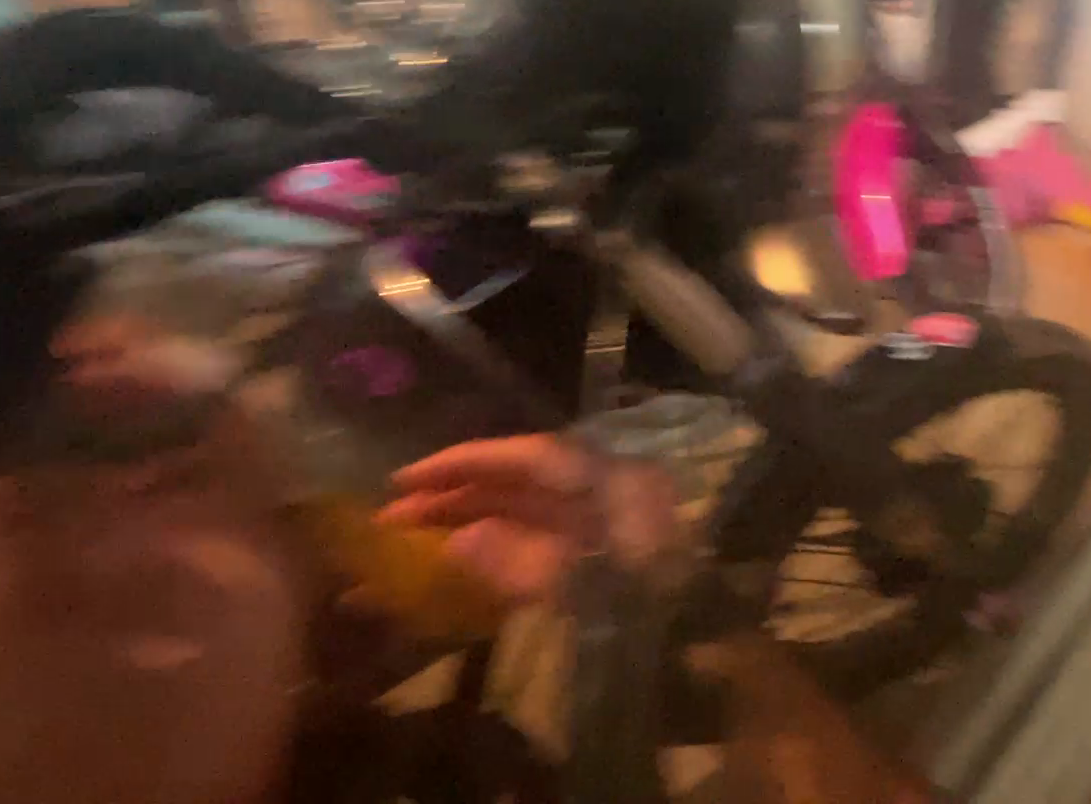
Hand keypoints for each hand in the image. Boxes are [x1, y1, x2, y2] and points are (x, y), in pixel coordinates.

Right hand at [377, 434, 687, 607]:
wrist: (697, 635)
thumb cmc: (644, 603)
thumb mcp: (582, 585)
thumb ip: (520, 561)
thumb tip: (460, 537)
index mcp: (610, 479)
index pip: (530, 456)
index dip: (468, 461)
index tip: (407, 476)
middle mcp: (604, 485)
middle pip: (523, 478)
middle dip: (460, 490)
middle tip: (393, 513)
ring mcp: (600, 515)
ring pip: (526, 504)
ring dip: (472, 512)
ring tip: (410, 529)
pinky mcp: (594, 546)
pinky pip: (538, 532)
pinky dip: (498, 537)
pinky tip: (457, 547)